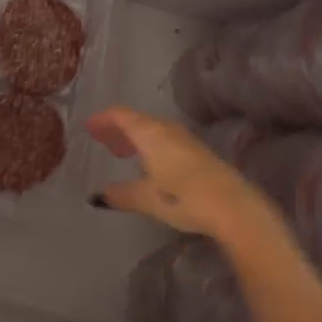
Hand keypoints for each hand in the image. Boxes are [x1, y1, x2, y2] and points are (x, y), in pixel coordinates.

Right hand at [86, 106, 270, 239]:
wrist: (233, 206)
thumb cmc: (183, 197)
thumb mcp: (145, 198)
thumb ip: (120, 195)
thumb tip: (98, 195)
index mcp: (149, 133)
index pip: (120, 115)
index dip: (103, 120)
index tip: (89, 127)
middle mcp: (166, 129)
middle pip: (136, 120)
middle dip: (117, 129)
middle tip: (102, 140)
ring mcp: (185, 139)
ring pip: (152, 130)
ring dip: (134, 137)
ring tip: (121, 152)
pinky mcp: (198, 153)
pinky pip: (165, 139)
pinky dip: (149, 145)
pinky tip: (149, 164)